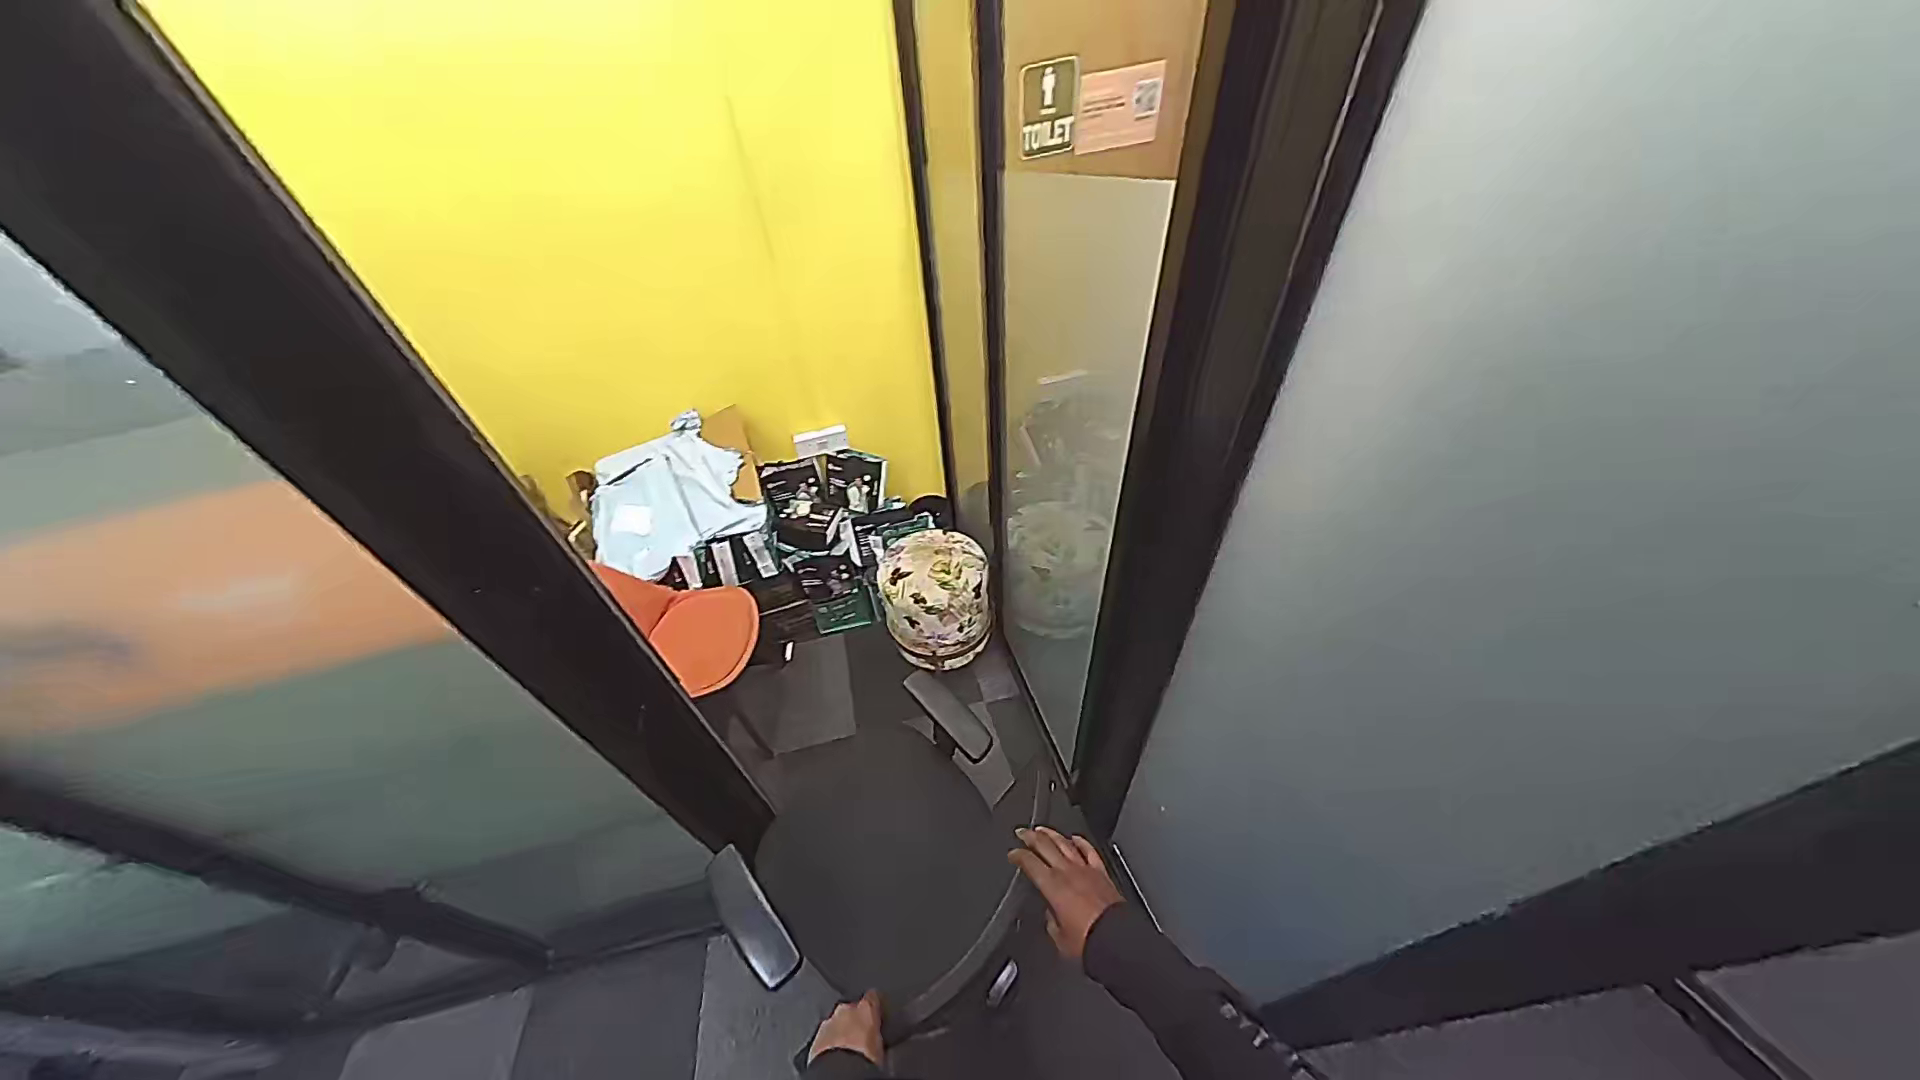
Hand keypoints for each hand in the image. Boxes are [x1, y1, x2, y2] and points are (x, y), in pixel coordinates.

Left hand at [809, 990, 882, 1065]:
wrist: (839, 1072)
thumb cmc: (865, 1058)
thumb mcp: (879, 1045)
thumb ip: (876, 1033)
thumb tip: (876, 1040)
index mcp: (866, 1007)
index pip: (872, 997)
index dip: (872, 1005)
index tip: (873, 1013)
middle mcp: (846, 1009)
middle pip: (850, 1009)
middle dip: (852, 1020)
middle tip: (857, 1037)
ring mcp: (829, 1021)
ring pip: (835, 1022)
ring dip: (839, 1030)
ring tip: (843, 1047)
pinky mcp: (815, 1036)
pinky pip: (823, 1036)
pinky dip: (827, 1042)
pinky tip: (831, 1053)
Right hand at [1008, 826, 1123, 961]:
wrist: (1117, 941)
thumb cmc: (1088, 941)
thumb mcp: (1059, 938)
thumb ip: (1051, 921)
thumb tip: (1052, 914)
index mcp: (1052, 886)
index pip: (1030, 862)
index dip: (1018, 855)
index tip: (1013, 854)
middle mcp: (1067, 872)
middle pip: (1044, 845)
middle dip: (1030, 836)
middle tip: (1022, 832)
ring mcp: (1085, 870)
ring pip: (1064, 843)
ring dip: (1051, 834)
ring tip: (1042, 829)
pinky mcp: (1101, 873)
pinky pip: (1089, 851)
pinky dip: (1081, 842)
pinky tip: (1075, 838)